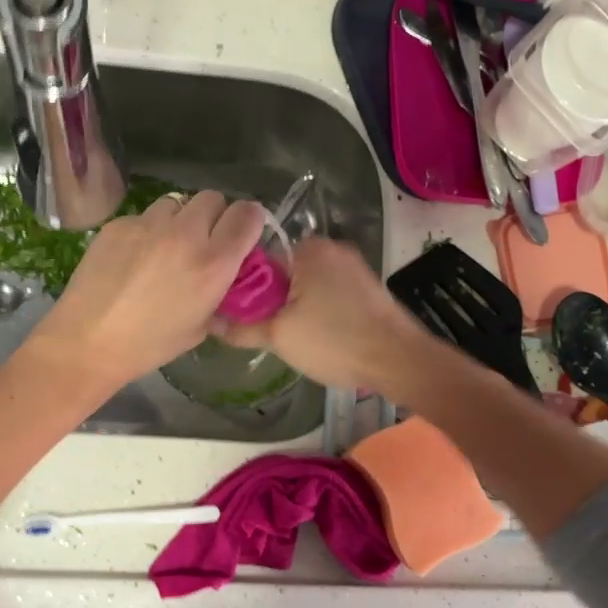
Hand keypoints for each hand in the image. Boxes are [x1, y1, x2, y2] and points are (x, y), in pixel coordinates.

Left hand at [27, 190, 264, 387]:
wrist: (88, 341)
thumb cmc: (148, 346)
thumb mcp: (198, 330)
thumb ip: (219, 299)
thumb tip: (226, 287)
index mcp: (213, 264)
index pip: (247, 215)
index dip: (247, 223)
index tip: (240, 236)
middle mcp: (185, 234)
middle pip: (212, 199)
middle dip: (212, 217)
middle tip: (201, 243)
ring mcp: (148, 224)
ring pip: (176, 203)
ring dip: (178, 220)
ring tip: (165, 249)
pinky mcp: (119, 223)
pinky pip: (143, 216)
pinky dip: (146, 231)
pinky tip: (132, 259)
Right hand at [224, 239, 430, 390]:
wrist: (396, 359)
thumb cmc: (333, 341)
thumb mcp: (279, 337)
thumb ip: (242, 328)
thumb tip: (210, 323)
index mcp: (308, 249)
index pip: (258, 261)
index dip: (242, 289)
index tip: (235, 316)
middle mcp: (332, 248)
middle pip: (283, 273)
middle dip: (270, 301)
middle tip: (261, 332)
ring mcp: (353, 267)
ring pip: (306, 286)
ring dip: (293, 309)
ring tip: (287, 338)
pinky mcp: (367, 288)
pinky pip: (328, 295)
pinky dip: (316, 312)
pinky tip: (315, 337)